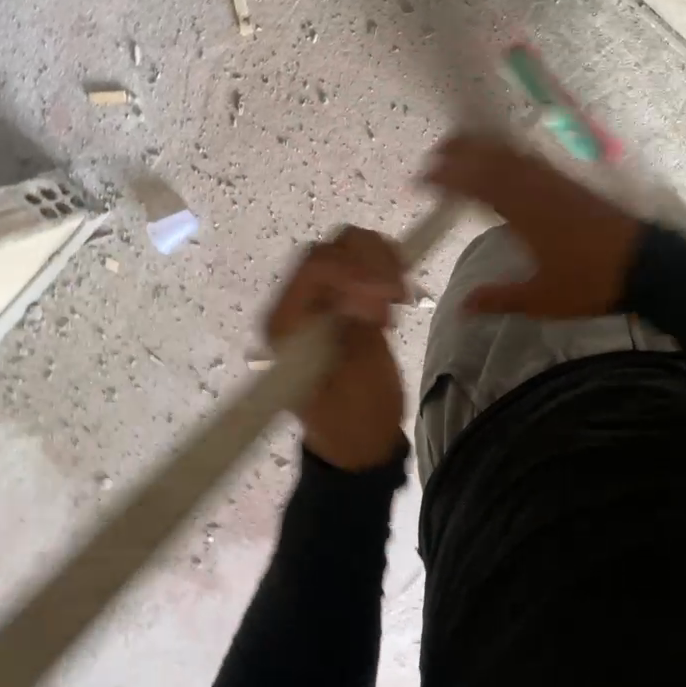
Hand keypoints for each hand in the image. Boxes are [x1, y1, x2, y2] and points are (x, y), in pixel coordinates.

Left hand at [265, 227, 406, 470]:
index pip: (314, 267)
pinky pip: (359, 259)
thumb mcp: (359, 376)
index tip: (389, 296)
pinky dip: (383, 262)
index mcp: (285, 323)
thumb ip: (356, 325)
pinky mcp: (339, 295)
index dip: (355, 270)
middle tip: (399, 297)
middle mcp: (293, 302)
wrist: (359, 439)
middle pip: (330, 250)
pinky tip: (397, 288)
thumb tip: (364, 288)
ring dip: (380, 261)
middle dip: (371, 264)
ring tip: (399, 295)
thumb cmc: (356, 417)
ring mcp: (316, 297)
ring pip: (346, 246)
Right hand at [423, 133, 642, 318]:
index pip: (476, 185)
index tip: (423, 178)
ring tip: (462, 147)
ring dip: (484, 146)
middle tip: (436, 153)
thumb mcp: (541, 299)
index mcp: (522, 213)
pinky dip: (510, 152)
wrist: (644, 263)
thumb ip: (500, 298)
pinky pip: (532, 158)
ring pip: (512, 153)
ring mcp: (555, 181)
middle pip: (492, 158)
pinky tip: (505, 158)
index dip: (447, 177)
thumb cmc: (590, 282)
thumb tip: (463, 306)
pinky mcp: (570, 182)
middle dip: (462, 150)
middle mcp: (536, 189)